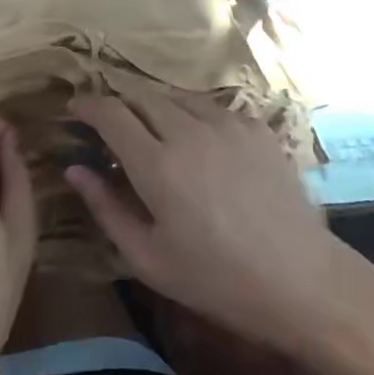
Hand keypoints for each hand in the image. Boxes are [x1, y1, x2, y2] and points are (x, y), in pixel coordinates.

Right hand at [65, 82, 351, 356]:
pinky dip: (192, 117)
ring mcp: (227, 123)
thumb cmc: (215, 278)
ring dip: (155, 108)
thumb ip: (106, 207)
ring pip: (176, 98)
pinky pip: (212, 108)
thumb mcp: (147, 256)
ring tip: (153, 133)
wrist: (299, 278)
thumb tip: (74, 169)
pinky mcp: (255, 127)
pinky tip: (198, 144)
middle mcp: (189, 130)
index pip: (110, 113)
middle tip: (111, 126)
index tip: (75, 111)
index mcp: (156, 163)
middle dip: (119, 104)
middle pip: (141, 96)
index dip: (87, 106)